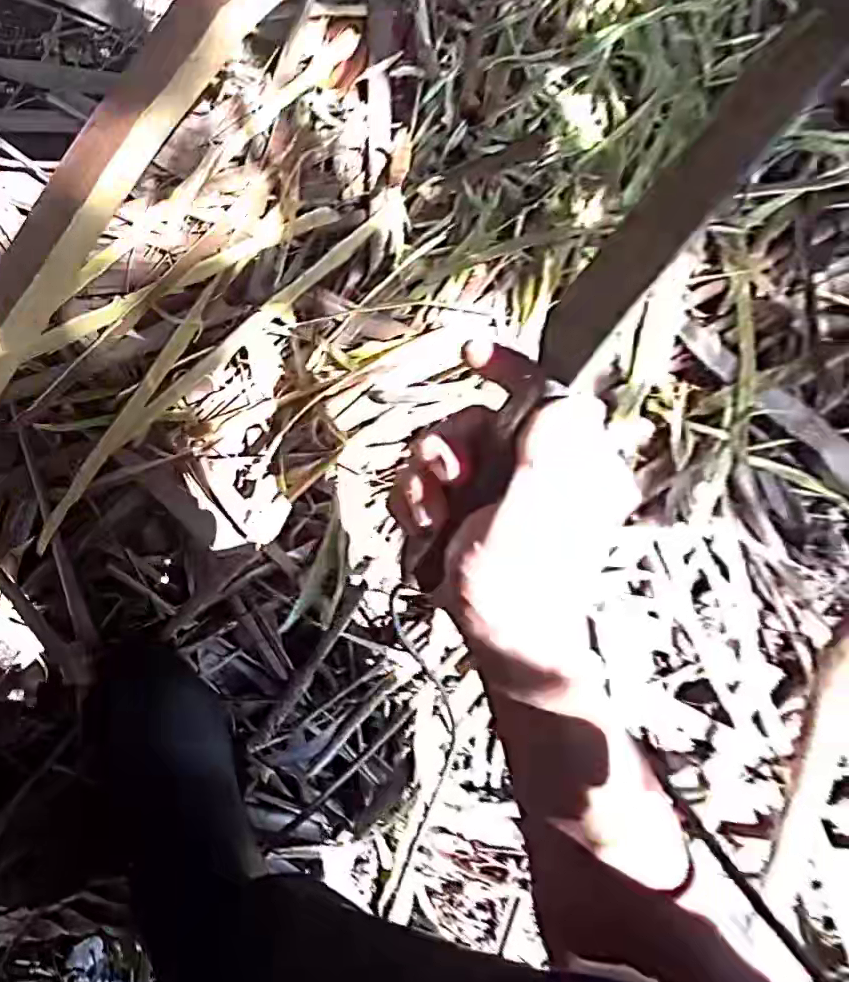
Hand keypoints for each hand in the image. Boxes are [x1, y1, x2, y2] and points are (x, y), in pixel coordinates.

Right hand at [389, 341, 638, 682]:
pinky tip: (422, 525)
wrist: (492, 629)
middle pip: (470, 424)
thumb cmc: (520, 579)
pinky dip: (410, 501)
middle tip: (445, 478)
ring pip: (434, 453)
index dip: (508, 369)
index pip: (543, 396)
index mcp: (570, 463)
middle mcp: (530, 469)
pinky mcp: (456, 507)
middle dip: (443, 448)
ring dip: (420, 481)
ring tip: (430, 515)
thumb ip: (550, 456)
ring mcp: (490, 489)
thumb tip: (560, 401)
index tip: (470, 352)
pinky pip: (416, 482)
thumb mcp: (536, 514)